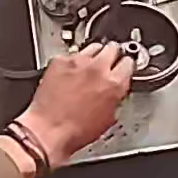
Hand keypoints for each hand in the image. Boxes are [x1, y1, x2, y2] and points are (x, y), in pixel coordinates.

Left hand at [17, 42, 133, 167]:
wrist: (48, 130)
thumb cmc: (75, 131)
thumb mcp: (109, 118)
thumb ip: (116, 96)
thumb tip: (116, 89)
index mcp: (114, 83)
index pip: (129, 62)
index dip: (126, 65)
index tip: (122, 67)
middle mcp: (98, 68)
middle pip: (112, 48)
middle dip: (112, 55)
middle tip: (107, 64)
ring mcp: (78, 62)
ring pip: (93, 46)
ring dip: (94, 55)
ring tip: (88, 67)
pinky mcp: (60, 60)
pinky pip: (71, 54)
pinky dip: (73, 61)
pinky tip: (70, 73)